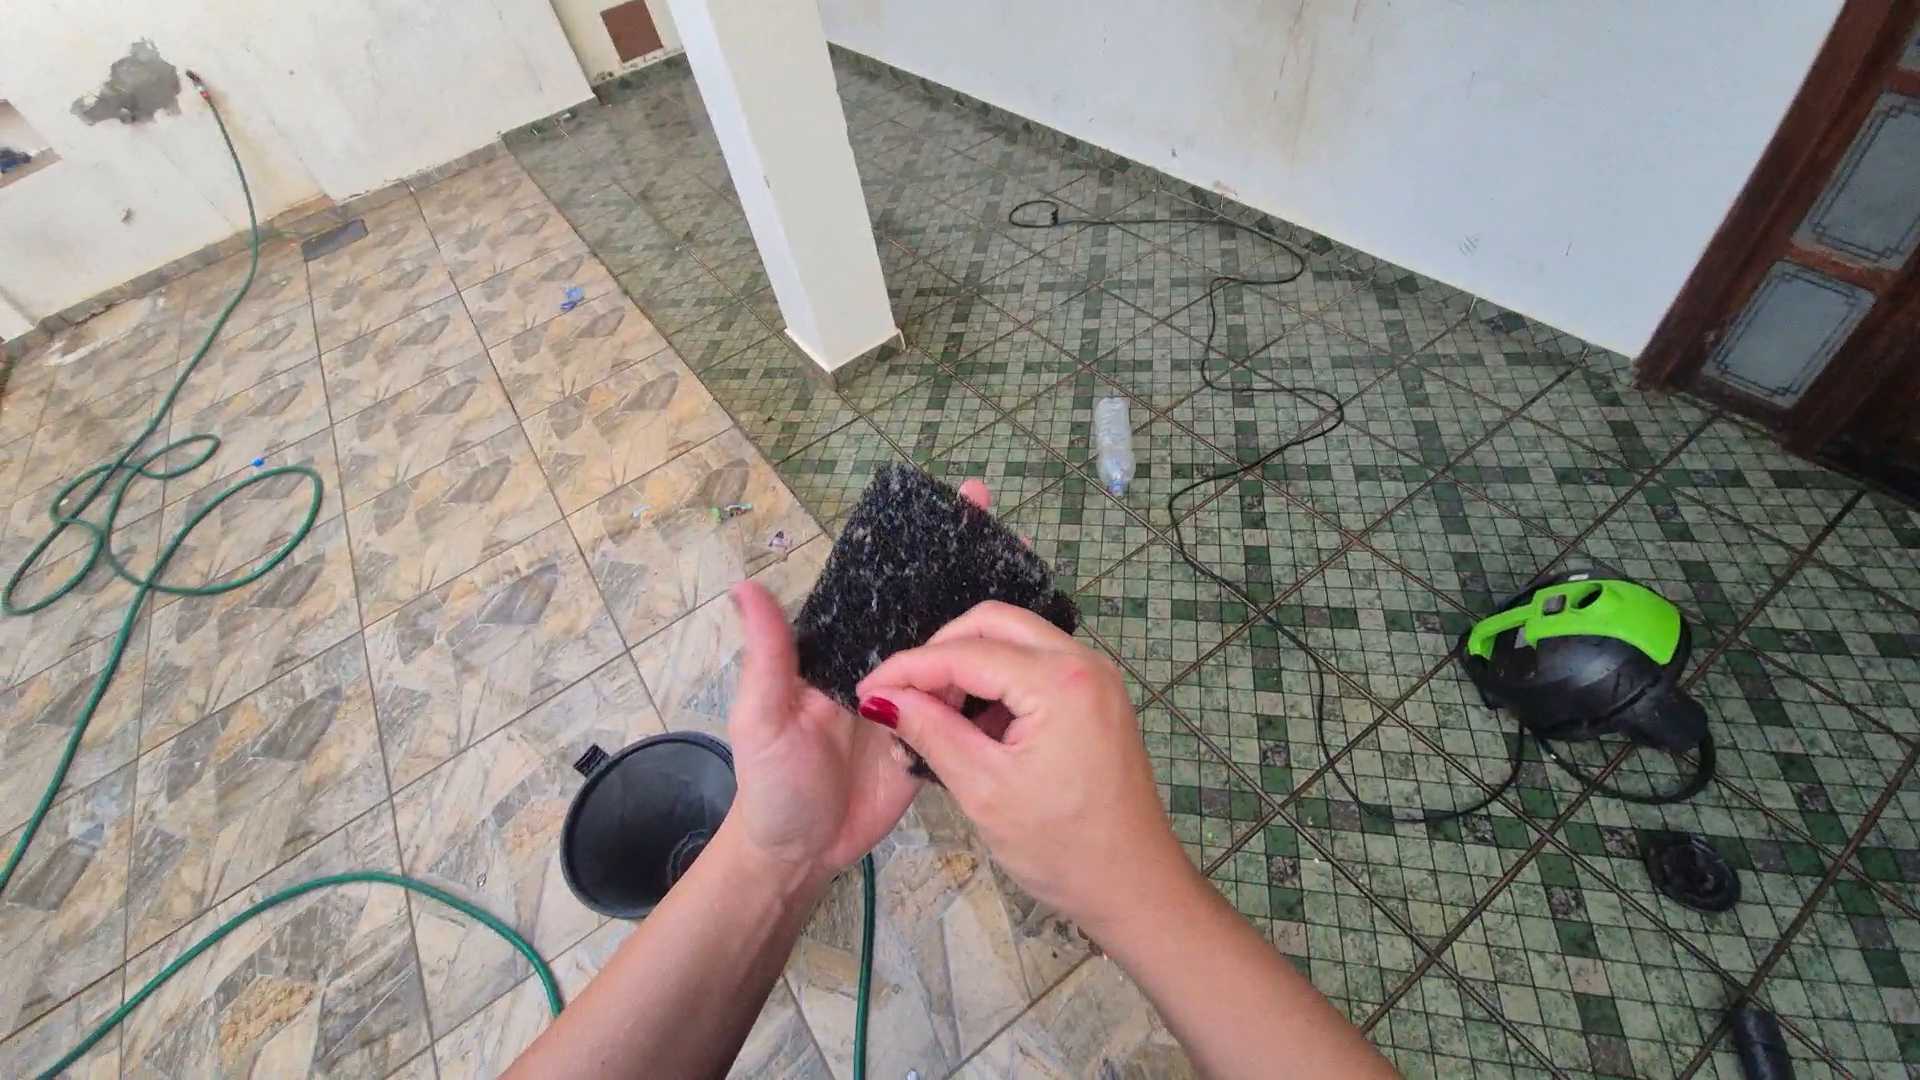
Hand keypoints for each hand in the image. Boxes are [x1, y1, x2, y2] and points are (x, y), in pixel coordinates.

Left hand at [719, 479, 996, 888]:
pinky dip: (994, 677)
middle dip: (963, 562)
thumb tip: (745, 584)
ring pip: (955, 649)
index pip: (882, 584)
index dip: (916, 543)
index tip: (953, 501)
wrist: (803, 856)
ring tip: (1029, 575)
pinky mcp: (938, 735)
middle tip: (1002, 519)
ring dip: (987, 615)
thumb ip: (768, 656)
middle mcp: (884, 662)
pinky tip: (1028, 653)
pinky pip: (968, 701)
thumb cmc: (772, 784)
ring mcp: (916, 698)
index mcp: (845, 647)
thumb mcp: (762, 717)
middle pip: (927, 606)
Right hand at [853, 602, 1193, 933]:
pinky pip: (1036, 663)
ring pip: (1016, 639)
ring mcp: (1095, 675)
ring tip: (936, 712)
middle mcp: (1083, 661)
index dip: (909, 668)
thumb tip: (880, 698)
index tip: (866, 690)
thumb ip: (931, 731)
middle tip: (905, 693)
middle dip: (942, 651)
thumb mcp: (985, 790)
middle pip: (994, 623)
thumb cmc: (1062, 849)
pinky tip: (976, 722)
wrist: (1137, 888)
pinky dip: (999, 680)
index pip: (966, 654)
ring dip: (970, 663)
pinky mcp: (1096, 694)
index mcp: (1060, 681)